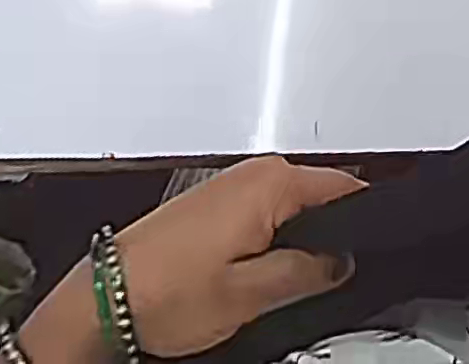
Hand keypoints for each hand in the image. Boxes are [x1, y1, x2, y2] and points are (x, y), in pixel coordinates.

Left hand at [119, 157, 362, 356]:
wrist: (103, 297)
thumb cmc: (162, 292)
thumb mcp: (248, 295)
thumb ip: (307, 272)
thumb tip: (341, 262)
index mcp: (274, 183)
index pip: (344, 186)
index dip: (361, 220)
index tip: (365, 249)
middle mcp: (259, 171)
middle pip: (320, 193)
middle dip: (327, 232)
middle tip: (316, 278)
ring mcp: (239, 180)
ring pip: (294, 203)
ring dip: (299, 235)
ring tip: (280, 278)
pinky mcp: (222, 196)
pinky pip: (269, 206)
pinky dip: (274, 232)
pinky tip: (256, 266)